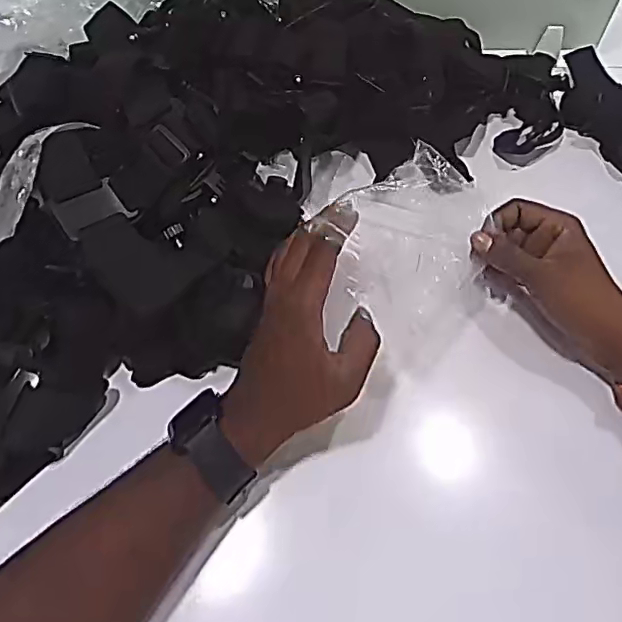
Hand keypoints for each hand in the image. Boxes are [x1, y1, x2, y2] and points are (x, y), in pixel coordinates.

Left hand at [220, 223, 380, 464]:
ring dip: (303, 232)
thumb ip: (362, 345)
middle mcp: (283, 297)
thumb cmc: (296, 398)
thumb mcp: (345, 380)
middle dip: (320, 222)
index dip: (335, 231)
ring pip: (284, 253)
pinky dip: (290, 249)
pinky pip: (276, 267)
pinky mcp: (266, 309)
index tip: (348, 215)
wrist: (256, 412)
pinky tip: (296, 251)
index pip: (320, 255)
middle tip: (338, 210)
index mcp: (302, 307)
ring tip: (321, 222)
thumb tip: (364, 318)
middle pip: (299, 245)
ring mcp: (271, 301)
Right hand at [472, 200, 621, 383]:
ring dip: (497, 264)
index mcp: (558, 226)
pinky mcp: (542, 282)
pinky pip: (514, 271)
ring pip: (510, 252)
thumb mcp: (540, 274)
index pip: (516, 210)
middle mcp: (552, 240)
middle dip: (494, 246)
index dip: (497, 223)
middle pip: (510, 230)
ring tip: (492, 279)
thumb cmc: (590, 302)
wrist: (612, 341)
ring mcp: (546, 262)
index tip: (484, 243)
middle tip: (483, 262)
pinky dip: (503, 278)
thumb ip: (505, 254)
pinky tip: (500, 289)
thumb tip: (479, 239)